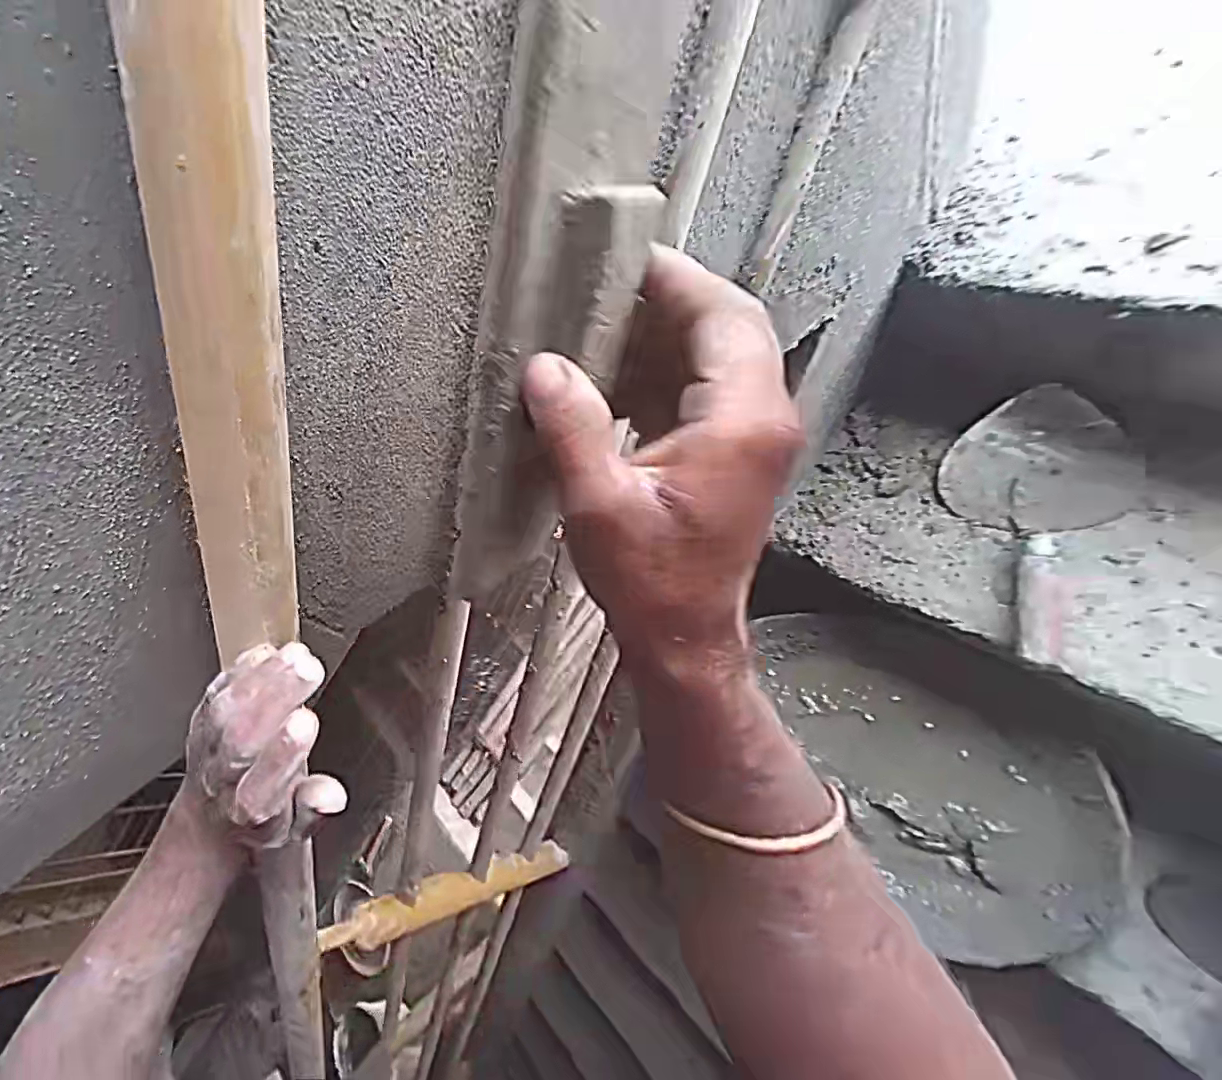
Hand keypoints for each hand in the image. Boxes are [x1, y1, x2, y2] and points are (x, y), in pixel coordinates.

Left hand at [183, 642, 347, 849]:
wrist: (210, 816)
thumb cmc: (260, 818)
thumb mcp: (293, 831)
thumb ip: (312, 812)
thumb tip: (331, 796)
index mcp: (249, 814)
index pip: (260, 788)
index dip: (282, 754)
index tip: (306, 722)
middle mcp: (221, 778)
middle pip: (241, 739)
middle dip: (275, 700)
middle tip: (306, 671)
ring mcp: (208, 746)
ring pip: (227, 709)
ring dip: (262, 676)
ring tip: (295, 656)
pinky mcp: (202, 719)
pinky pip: (216, 691)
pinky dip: (241, 669)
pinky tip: (267, 654)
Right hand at [522, 247, 802, 677]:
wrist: (681, 632)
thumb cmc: (649, 578)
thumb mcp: (598, 503)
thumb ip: (572, 428)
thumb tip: (543, 368)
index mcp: (742, 421)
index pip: (724, 317)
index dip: (676, 281)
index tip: (628, 258)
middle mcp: (760, 420)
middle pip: (722, 330)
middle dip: (661, 305)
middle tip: (597, 293)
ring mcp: (747, 438)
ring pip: (708, 360)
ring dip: (653, 341)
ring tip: (591, 333)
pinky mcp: (726, 456)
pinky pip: (695, 393)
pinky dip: (652, 376)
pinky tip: (604, 385)